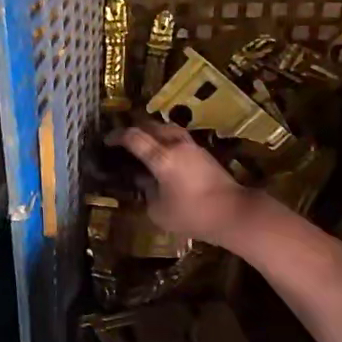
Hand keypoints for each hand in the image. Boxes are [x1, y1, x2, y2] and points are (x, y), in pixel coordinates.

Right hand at [107, 121, 266, 245]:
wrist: (234, 213)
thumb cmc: (192, 215)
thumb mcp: (158, 210)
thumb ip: (147, 192)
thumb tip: (145, 181)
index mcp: (161, 158)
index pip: (133, 137)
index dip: (117, 136)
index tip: (107, 141)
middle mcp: (176, 145)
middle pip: (151, 126)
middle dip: (134, 130)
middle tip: (124, 141)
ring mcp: (192, 147)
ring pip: (167, 129)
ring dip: (153, 132)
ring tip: (144, 144)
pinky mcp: (204, 154)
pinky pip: (179, 139)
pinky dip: (166, 141)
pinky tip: (163, 154)